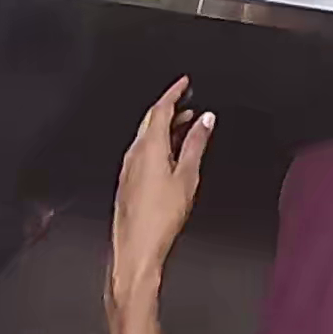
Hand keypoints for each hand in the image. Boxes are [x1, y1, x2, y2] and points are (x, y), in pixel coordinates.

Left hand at [109, 76, 214, 321]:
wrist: (135, 251)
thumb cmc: (160, 218)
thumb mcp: (188, 175)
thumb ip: (196, 143)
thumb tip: (205, 119)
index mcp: (149, 149)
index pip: (160, 110)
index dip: (173, 93)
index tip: (184, 82)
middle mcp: (134, 155)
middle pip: (150, 120)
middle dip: (169, 106)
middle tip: (187, 98)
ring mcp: (128, 168)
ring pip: (147, 135)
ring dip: (166, 125)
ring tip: (187, 122)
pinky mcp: (128, 181)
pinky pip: (144, 150)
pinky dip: (160, 141)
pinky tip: (173, 150)